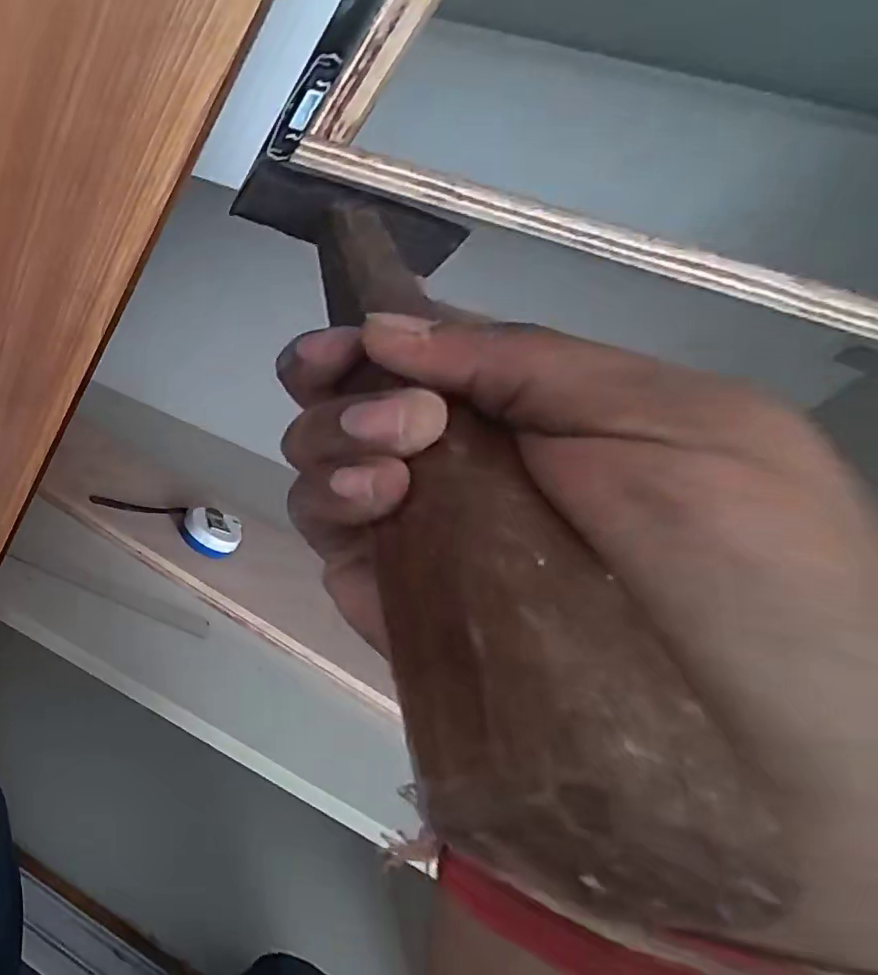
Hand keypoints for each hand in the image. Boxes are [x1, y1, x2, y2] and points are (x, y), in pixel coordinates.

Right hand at [278, 312, 877, 965]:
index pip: (401, 359)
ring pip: (313, 459)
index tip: (332, 348)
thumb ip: (520, 358)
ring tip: (389, 472)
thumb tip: (377, 329)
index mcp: (508, 410)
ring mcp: (401, 523)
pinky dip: (329, 501)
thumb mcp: (668, 417)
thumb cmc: (739, 556)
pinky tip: (375, 506)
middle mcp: (441, 460)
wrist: (746, 731)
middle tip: (403, 424)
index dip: (350, 344)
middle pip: (337, 402)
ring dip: (331, 445)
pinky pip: (319, 527)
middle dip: (343, 396)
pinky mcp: (373, 582)